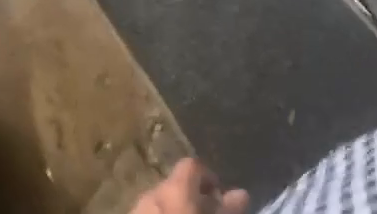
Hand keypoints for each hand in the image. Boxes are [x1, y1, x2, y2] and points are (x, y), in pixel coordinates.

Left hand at [129, 159, 248, 213]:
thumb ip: (227, 211)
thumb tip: (240, 195)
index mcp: (175, 189)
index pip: (192, 167)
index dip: (208, 179)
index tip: (220, 198)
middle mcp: (152, 195)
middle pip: (174, 187)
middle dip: (191, 202)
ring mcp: (135, 212)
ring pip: (160, 206)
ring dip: (175, 213)